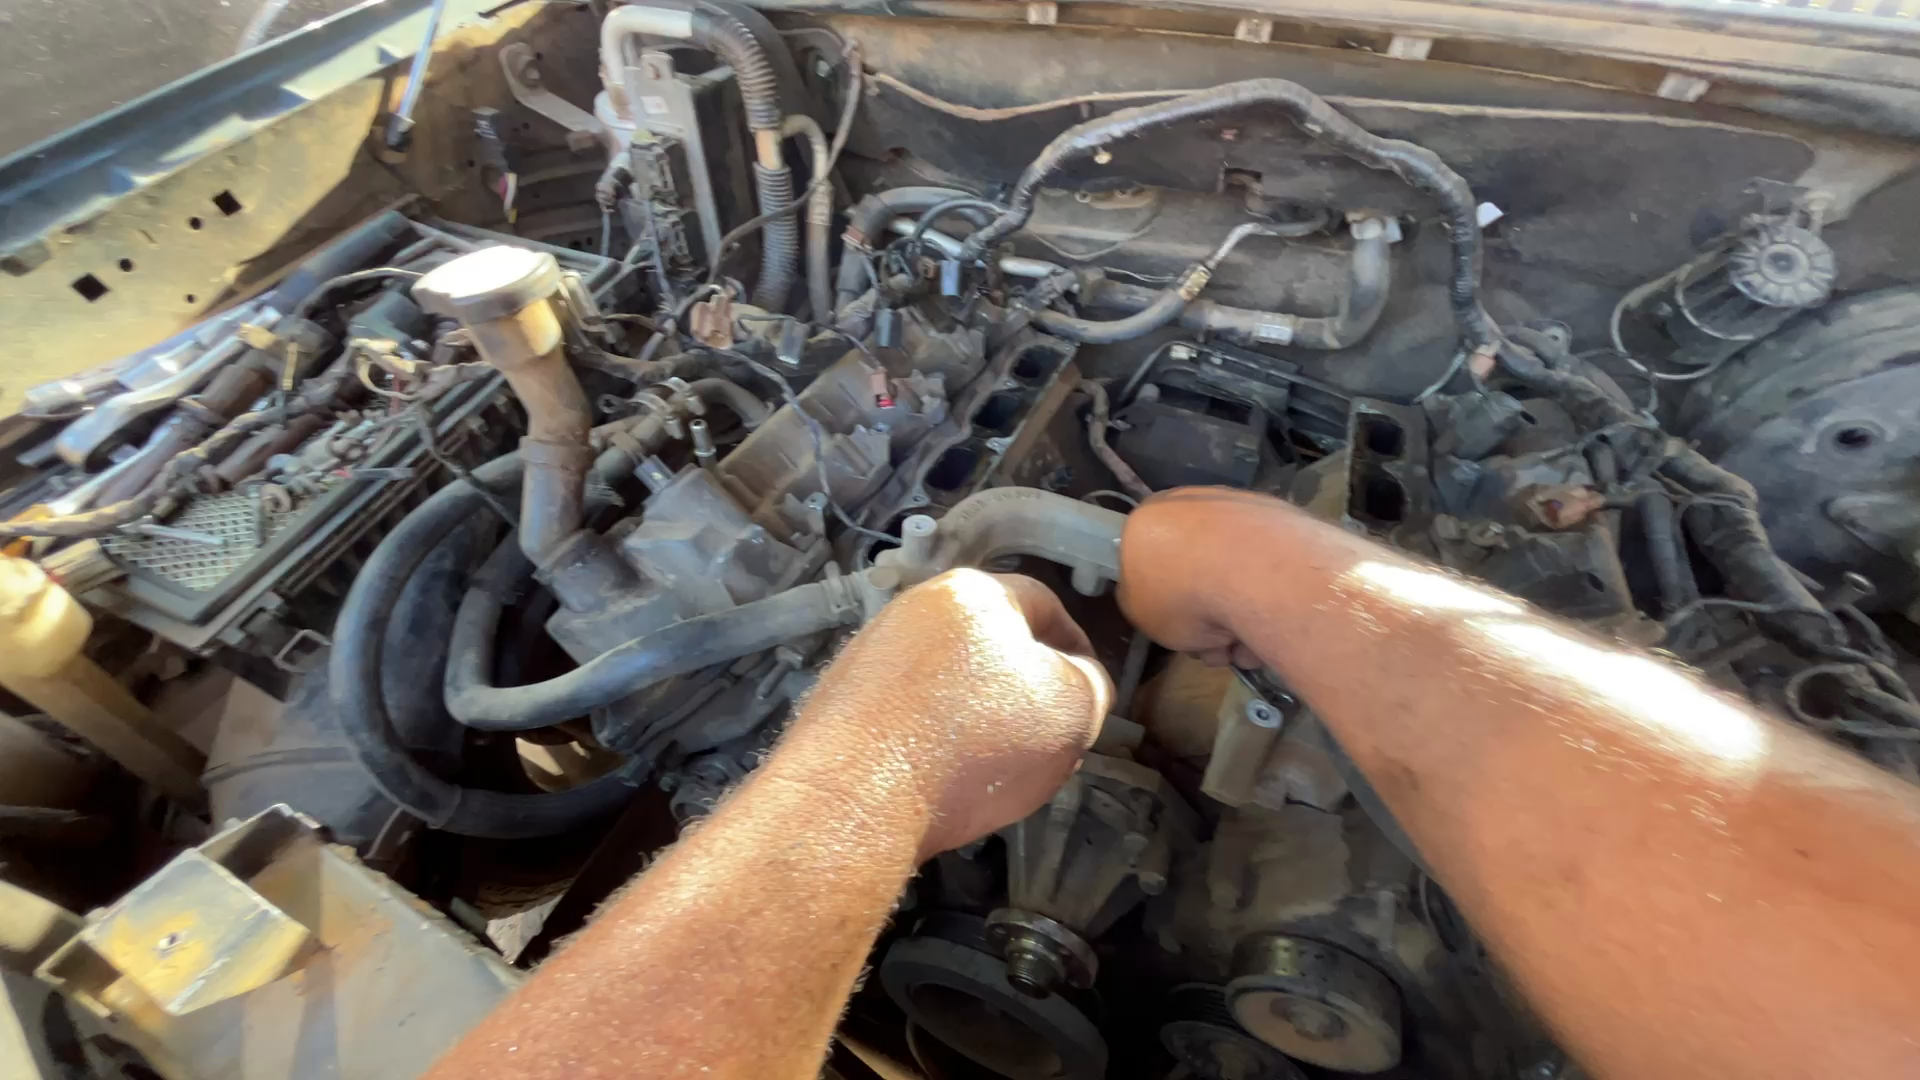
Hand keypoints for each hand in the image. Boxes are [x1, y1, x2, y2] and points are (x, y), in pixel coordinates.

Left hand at [778, 569, 1111, 859]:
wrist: (855, 798)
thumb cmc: (975, 746)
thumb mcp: (1072, 712)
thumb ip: (1093, 685)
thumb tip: (1083, 680)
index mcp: (973, 592)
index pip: (1045, 604)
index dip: (1077, 649)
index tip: (1087, 692)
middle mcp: (915, 605)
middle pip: (992, 640)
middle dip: (1025, 684)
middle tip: (1044, 732)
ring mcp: (871, 648)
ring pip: (948, 674)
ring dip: (977, 709)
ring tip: (991, 761)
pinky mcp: (841, 692)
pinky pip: (907, 704)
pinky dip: (932, 730)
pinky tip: (939, 769)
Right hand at [1117, 487, 1293, 666]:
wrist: (1254, 573)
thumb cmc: (1180, 594)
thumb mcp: (1138, 613)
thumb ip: (1142, 601)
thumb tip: (1159, 599)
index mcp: (1147, 518)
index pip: (1145, 560)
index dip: (1160, 601)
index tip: (1175, 626)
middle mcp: (1189, 503)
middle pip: (1192, 568)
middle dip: (1202, 614)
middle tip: (1212, 646)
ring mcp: (1238, 507)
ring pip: (1231, 572)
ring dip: (1236, 614)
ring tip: (1244, 646)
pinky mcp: (1282, 518)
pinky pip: (1264, 566)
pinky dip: (1266, 597)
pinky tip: (1269, 627)